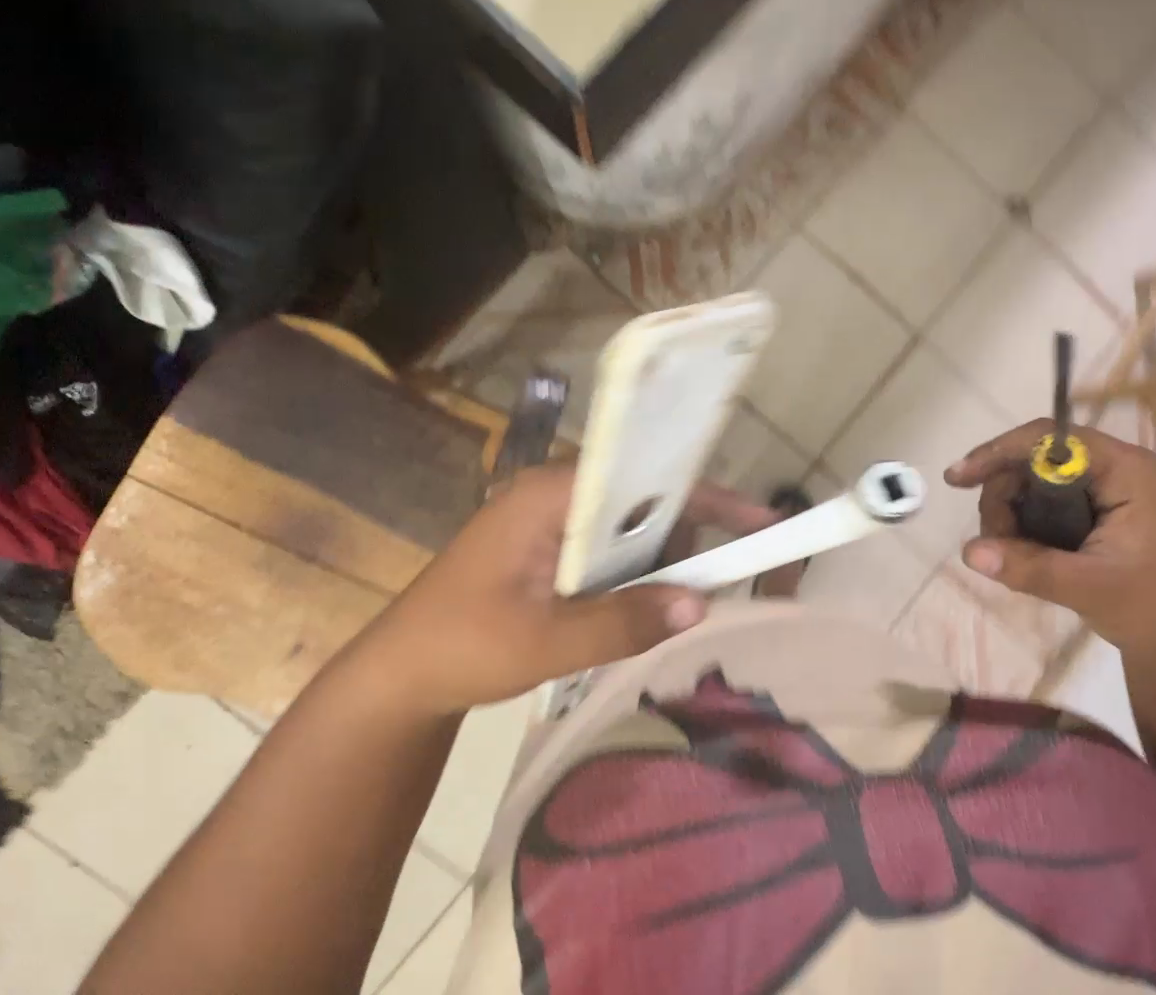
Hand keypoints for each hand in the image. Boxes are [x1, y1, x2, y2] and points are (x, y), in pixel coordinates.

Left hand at [356, 466, 780, 714]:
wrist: (400, 677)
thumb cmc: (461, 647)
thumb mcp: (546, 641)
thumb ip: (622, 624)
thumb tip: (701, 606)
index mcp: (550, 496)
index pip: (642, 478)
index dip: (704, 495)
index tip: (756, 521)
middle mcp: (554, 498)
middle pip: (642, 501)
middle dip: (687, 537)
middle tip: (722, 580)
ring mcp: (549, 526)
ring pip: (629, 531)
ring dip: (661, 564)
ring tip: (683, 604)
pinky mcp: (547, 554)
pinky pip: (609, 555)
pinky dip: (636, 579)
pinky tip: (647, 610)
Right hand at [944, 420, 1155, 658]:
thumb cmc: (1155, 609)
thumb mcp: (1089, 587)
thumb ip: (1030, 567)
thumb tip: (969, 551)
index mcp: (1126, 471)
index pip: (1051, 440)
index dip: (1000, 452)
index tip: (958, 478)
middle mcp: (1115, 470)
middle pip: (1036, 460)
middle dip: (1002, 496)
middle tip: (991, 542)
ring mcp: (1106, 492)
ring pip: (1035, 484)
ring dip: (1009, 515)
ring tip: (1009, 556)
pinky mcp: (1098, 514)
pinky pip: (1046, 506)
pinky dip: (1023, 526)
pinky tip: (1018, 555)